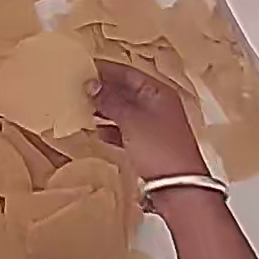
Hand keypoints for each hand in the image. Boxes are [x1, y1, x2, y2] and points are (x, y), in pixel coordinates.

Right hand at [89, 60, 208, 180]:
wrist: (180, 191)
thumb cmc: (158, 147)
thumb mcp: (131, 120)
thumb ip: (110, 100)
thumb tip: (90, 84)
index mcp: (157, 91)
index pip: (127, 72)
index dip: (105, 69)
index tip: (82, 67)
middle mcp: (157, 104)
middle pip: (125, 90)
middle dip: (103, 89)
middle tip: (77, 88)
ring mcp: (154, 125)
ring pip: (124, 110)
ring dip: (105, 109)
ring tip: (82, 108)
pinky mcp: (149, 145)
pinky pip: (126, 129)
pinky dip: (112, 128)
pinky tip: (97, 132)